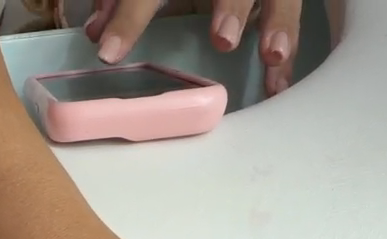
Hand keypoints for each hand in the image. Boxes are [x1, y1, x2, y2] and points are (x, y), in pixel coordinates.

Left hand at [86, 0, 300, 96]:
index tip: (109, 52)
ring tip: (271, 55)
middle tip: (224, 39)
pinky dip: (287, 45)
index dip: (131, 17)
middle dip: (232, 6)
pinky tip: (279, 82)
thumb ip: (121, 2)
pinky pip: (289, 11)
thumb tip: (97, 32)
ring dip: (277, 22)